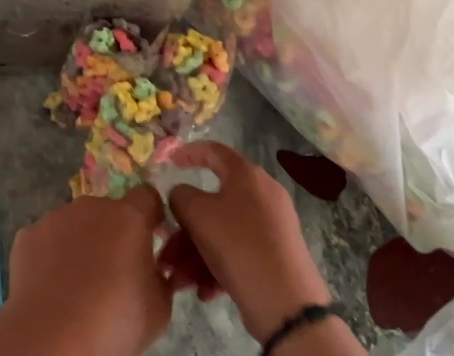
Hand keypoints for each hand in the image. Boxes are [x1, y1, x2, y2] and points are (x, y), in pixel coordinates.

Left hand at [0, 187, 172, 355]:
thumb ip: (162, 277)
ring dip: (82, 243)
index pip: (147, 196)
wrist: (53, 335)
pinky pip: (48, 239)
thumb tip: (157, 269)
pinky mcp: (28, 234)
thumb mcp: (160, 307)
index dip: (150, 216)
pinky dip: (52, 256)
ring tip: (79, 284)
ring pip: (76, 224)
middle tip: (114, 273)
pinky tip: (53, 286)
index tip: (150, 240)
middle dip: (114, 234)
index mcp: (128, 218)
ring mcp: (55, 217)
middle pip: (108, 212)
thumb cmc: (115, 321)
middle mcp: (90, 207)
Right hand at [161, 142, 342, 346]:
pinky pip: (238, 250)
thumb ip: (180, 195)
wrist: (286, 303)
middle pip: (214, 200)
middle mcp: (263, 195)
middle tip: (167, 243)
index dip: (188, 153)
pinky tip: (203, 290)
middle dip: (185, 225)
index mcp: (247, 175)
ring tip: (179, 278)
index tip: (169, 162)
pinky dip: (217, 265)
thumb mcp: (196, 213)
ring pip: (223, 230)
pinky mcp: (276, 255)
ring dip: (196, 251)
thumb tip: (183, 196)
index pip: (213, 150)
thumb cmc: (237, 245)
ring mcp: (272, 226)